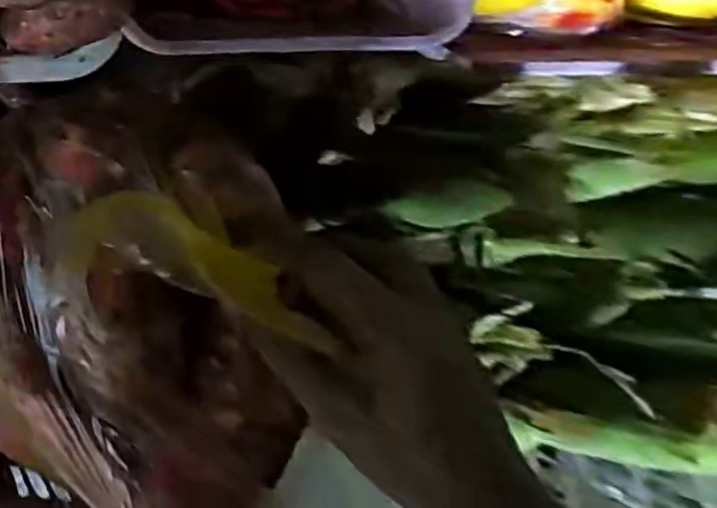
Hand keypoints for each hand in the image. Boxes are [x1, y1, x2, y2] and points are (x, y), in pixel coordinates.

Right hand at [249, 234, 554, 507]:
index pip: (318, 257)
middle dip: (303, 244)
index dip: (272, 240)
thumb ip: (279, 348)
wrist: (485, 496)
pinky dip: (358, 268)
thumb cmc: (398, 451)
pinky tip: (340, 298)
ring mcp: (438, 310)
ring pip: (376, 252)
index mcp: (386, 321)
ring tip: (302, 276)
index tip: (234, 235)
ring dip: (333, 253)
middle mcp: (416, 302)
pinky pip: (394, 272)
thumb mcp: (327, 407)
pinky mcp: (446, 322)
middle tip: (268, 261)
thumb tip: (231, 298)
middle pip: (349, 244)